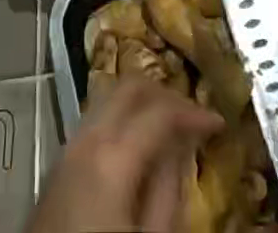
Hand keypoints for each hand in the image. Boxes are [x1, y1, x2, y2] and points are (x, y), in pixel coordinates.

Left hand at [28, 77, 223, 232]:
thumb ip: (169, 190)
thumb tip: (180, 148)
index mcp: (112, 156)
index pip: (160, 111)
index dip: (194, 112)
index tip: (219, 124)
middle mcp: (86, 138)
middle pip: (129, 88)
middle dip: (167, 94)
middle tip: (194, 116)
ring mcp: (68, 147)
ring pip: (108, 97)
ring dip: (142, 102)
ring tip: (171, 125)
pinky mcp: (59, 163)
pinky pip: (94, 120)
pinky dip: (121, 116)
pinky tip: (139, 142)